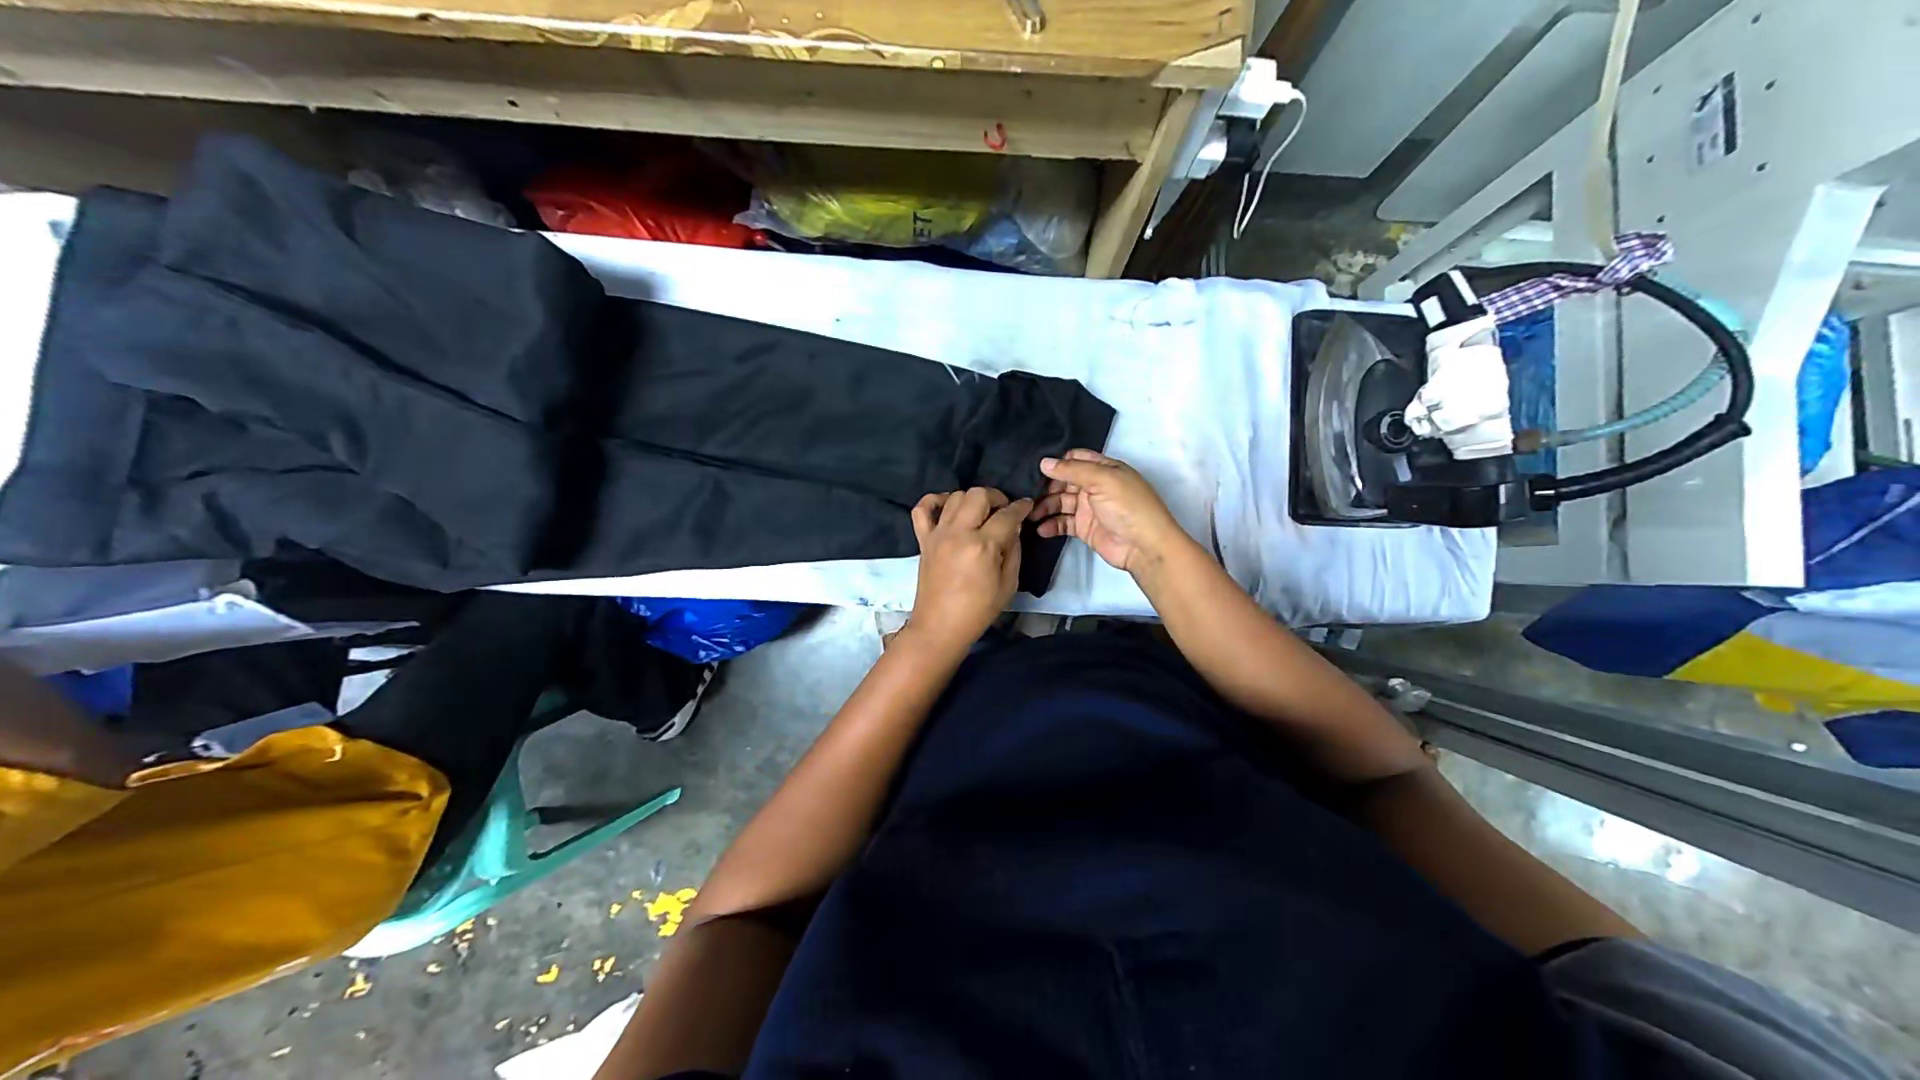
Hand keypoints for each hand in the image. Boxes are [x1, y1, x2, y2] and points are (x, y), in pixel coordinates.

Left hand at [906, 487, 1031, 652]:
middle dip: (996, 496)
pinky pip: (922, 508)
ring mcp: (938, 534)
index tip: (1027, 506)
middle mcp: (959, 533)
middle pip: (978, 495)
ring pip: (955, 497)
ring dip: (971, 499)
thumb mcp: (1009, 584)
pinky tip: (948, 508)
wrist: (940, 626)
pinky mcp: (923, 539)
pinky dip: (935, 501)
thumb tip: (1013, 528)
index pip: (1007, 515)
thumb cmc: (978, 610)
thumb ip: (1014, 550)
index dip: (1021, 507)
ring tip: (980, 512)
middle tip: (1003, 510)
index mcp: (983, 546)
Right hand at [1031, 450, 1187, 575]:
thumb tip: (1045, 463)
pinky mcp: (1085, 528)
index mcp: (1104, 469)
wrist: (1144, 546)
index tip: (1038, 470)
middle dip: (1047, 486)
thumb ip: (1072, 470)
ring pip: (1061, 502)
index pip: (1076, 459)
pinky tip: (1041, 529)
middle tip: (1028, 494)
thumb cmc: (1128, 506)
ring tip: (1030, 514)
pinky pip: (1063, 523)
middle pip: (1065, 481)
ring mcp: (1090, 508)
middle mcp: (1095, 486)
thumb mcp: (1102, 480)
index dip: (1058, 463)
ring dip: (1045, 507)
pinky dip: (1052, 525)